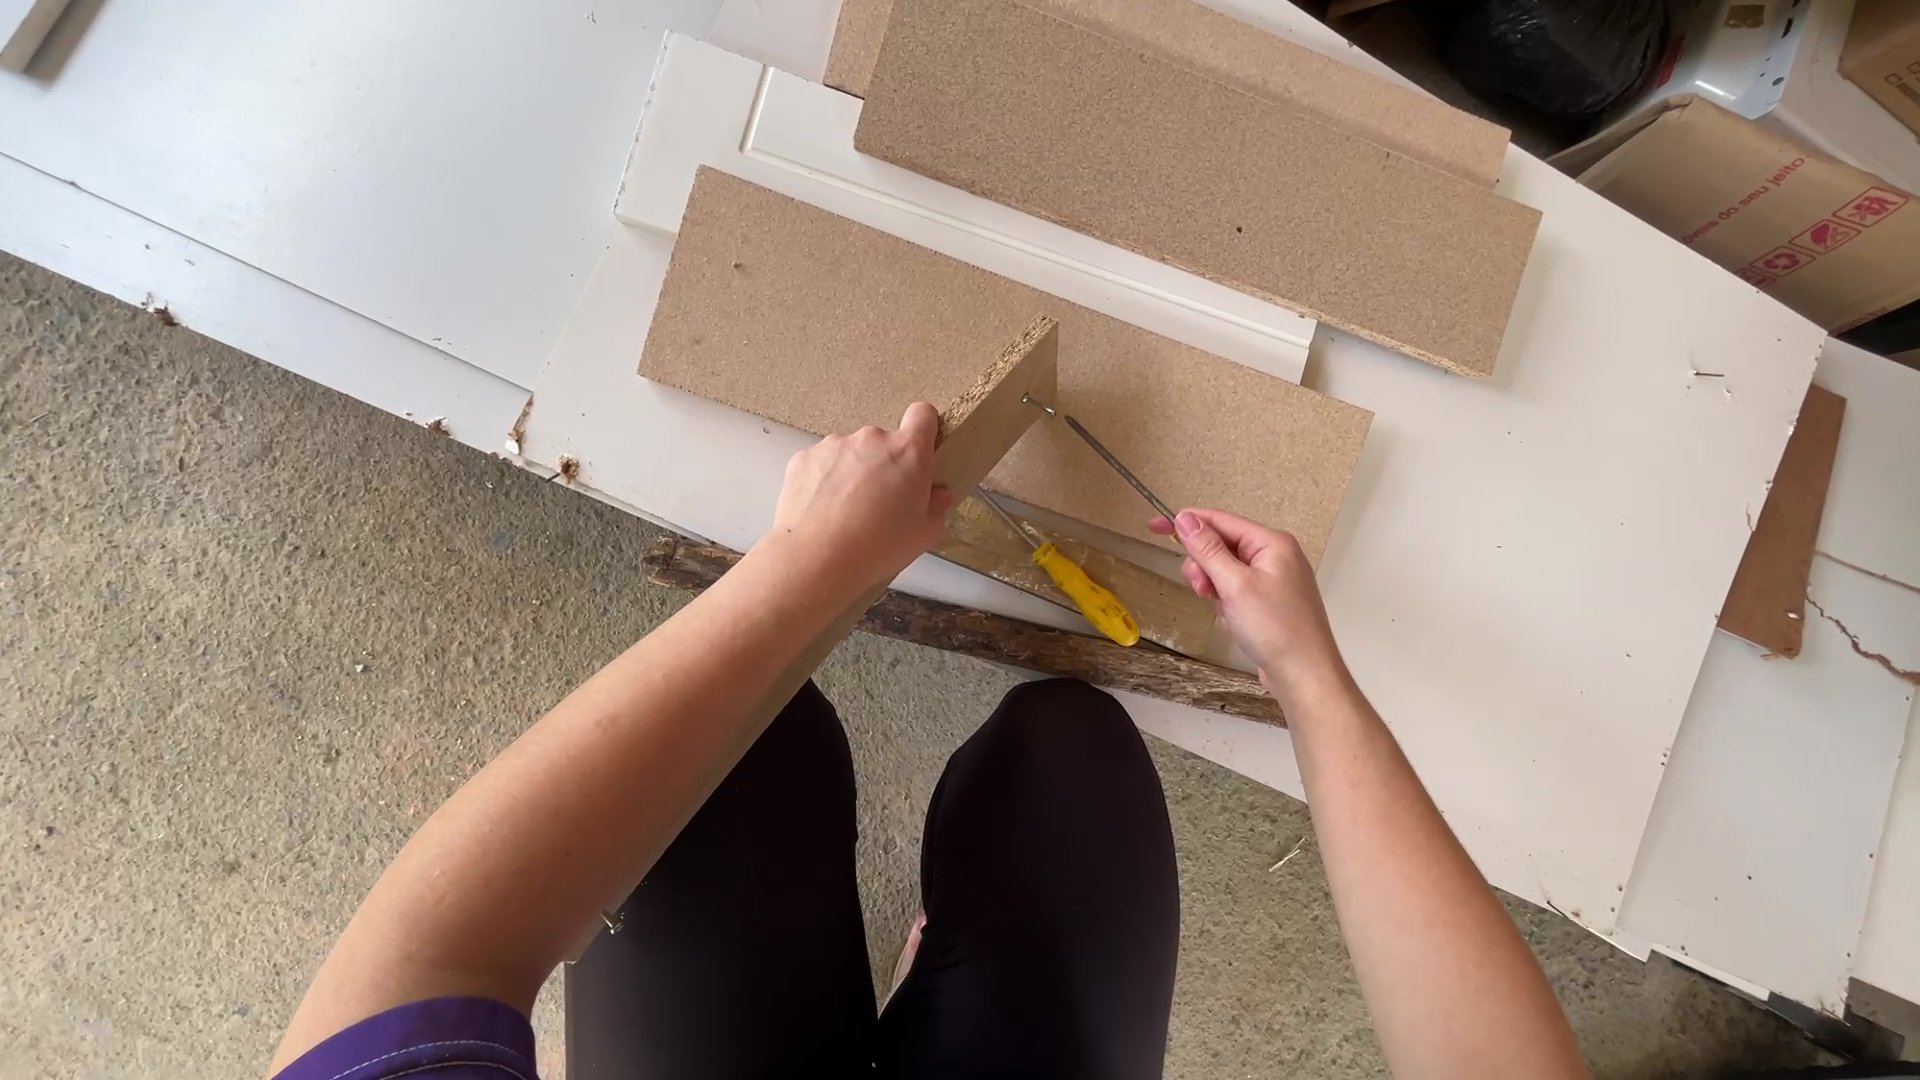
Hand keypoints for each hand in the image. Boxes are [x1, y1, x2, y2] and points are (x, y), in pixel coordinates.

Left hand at [771, 402, 954, 591]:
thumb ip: (936, 507)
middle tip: (881, 504)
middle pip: (884, 442)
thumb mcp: (924, 535)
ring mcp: (835, 445)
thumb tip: (937, 495)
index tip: (919, 453)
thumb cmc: (876, 547)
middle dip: (885, 466)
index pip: (923, 415)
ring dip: (853, 473)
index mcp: (909, 453)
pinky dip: (824, 481)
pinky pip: (822, 463)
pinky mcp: (805, 457)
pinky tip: (824, 512)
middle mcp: (872, 439)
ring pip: (851, 453)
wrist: (816, 559)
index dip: (923, 430)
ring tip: (847, 513)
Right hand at [1151, 508, 1347, 698]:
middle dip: (1203, 565)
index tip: (1154, 526)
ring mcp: (1271, 578)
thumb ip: (1208, 549)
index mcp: (1271, 543)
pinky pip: (1232, 587)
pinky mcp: (1266, 599)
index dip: (1186, 523)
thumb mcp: (1234, 585)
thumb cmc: (1277, 629)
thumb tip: (1185, 519)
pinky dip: (1223, 600)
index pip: (1220, 520)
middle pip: (1220, 544)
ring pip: (1223, 568)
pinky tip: (1231, 617)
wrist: (1304, 675)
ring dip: (1212, 585)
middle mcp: (1274, 555)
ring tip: (1221, 607)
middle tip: (1201, 588)